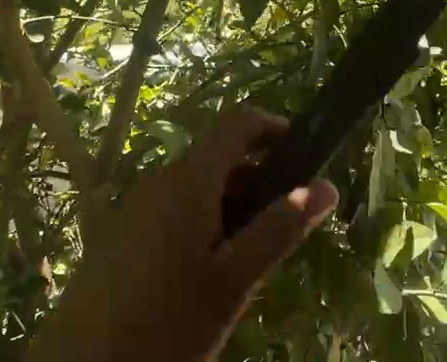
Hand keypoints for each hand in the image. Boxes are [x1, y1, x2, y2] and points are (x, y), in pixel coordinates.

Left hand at [26, 109, 337, 361]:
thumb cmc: (165, 325)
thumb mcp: (233, 281)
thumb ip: (280, 230)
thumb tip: (326, 187)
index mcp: (189, 180)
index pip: (237, 122)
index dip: (272, 127)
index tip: (301, 154)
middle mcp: (160, 181)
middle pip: (218, 157)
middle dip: (257, 179)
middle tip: (283, 225)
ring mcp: (134, 208)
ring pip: (195, 187)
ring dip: (230, 205)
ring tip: (249, 258)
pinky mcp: (119, 237)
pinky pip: (171, 210)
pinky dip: (201, 223)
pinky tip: (206, 275)